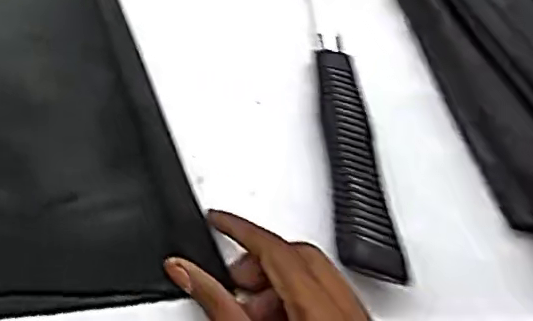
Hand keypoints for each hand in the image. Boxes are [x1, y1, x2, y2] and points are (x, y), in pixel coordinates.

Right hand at [165, 211, 369, 320]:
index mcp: (321, 312)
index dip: (238, 227)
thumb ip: (215, 303)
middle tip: (234, 278)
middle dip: (260, 260)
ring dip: (280, 285)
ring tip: (253, 314)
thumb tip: (183, 270)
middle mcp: (348, 317)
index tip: (216, 220)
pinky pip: (332, 307)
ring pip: (319, 282)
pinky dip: (300, 306)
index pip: (274, 246)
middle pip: (300, 258)